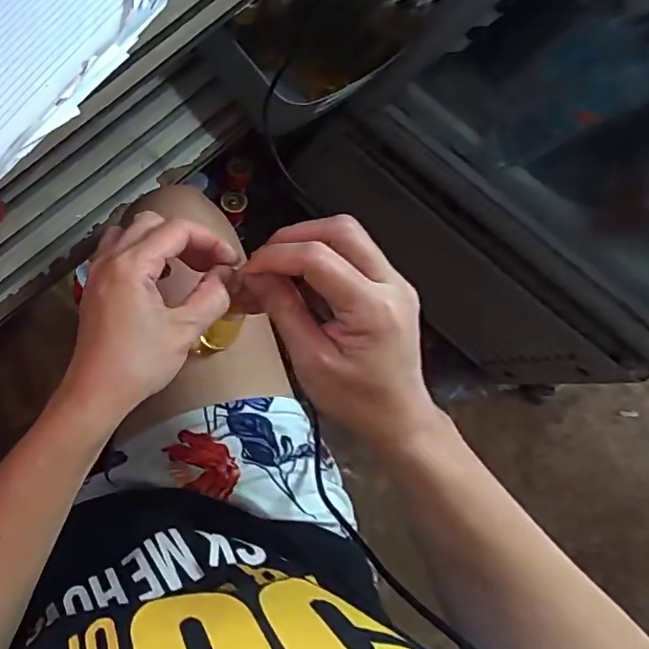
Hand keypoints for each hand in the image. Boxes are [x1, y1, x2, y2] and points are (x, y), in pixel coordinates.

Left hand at [64, 212, 235, 423]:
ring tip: (183, 266)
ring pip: (131, 232)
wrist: (95, 391)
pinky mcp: (94, 286)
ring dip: (160, 241)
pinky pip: (117, 251)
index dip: (210, 241)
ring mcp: (97, 271)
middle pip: (152, 223)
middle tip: (208, 264)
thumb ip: (211, 297)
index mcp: (131, 264)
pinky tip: (157, 279)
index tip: (229, 263)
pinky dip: (141, 253)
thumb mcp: (184, 331)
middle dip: (186, 237)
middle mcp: (109, 259)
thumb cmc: (137, 364)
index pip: (177, 229)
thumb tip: (224, 276)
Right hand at [238, 215, 443, 448]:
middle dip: (293, 237)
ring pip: (348, 235)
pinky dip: (321, 254)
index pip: (318, 257)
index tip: (249, 270)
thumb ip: (284, 311)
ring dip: (307, 241)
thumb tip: (257, 277)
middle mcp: (391, 285)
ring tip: (278, 267)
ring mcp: (394, 282)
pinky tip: (299, 277)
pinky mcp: (389, 285)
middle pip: (340, 230)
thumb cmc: (357, 399)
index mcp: (372, 308)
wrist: (399, 418)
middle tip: (263, 260)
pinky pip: (353, 252)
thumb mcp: (310, 360)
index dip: (275, 256)